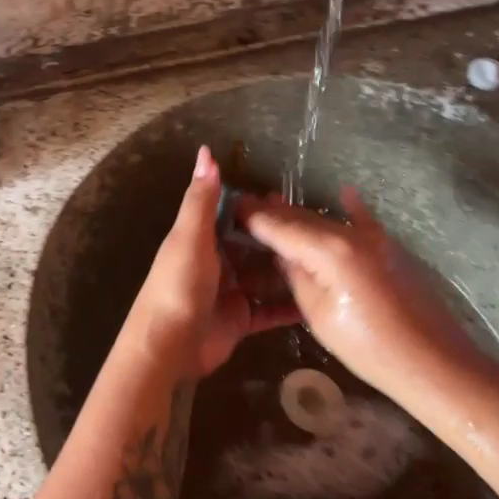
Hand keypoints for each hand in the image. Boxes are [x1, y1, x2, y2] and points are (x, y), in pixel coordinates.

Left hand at [130, 147, 302, 378]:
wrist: (169, 346)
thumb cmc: (179, 285)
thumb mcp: (190, 237)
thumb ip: (201, 198)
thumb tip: (206, 151)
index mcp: (200, 238)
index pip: (230, 214)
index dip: (255, 205)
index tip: (289, 197)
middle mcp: (216, 262)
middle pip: (252, 245)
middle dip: (279, 239)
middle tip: (321, 231)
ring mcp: (229, 292)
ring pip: (264, 276)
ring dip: (288, 271)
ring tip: (329, 262)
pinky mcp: (241, 320)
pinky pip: (270, 310)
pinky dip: (290, 306)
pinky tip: (319, 299)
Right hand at [238, 188, 483, 399]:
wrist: (437, 366)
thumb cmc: (369, 348)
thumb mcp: (319, 314)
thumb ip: (296, 275)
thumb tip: (280, 251)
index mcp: (327, 250)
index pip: (278, 227)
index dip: (251, 217)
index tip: (229, 206)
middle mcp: (349, 235)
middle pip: (302, 219)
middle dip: (272, 212)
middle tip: (243, 204)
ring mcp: (375, 240)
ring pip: (327, 221)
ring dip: (301, 214)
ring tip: (274, 202)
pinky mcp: (392, 251)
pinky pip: (365, 223)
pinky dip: (351, 208)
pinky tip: (345, 193)